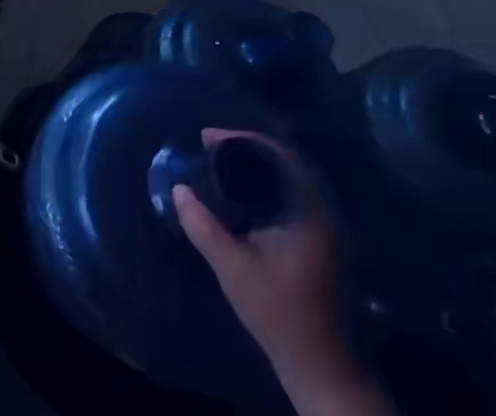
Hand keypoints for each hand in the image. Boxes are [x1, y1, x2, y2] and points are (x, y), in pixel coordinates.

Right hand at [175, 130, 390, 415]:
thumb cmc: (276, 310)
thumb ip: (203, 227)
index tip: (207, 136)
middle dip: (243, 148)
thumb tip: (179, 190)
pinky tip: (234, 190)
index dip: (241, 139)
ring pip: (282, 177)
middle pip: (281, 161)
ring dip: (250, 165)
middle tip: (208, 145)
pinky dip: (258, 183)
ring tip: (216, 160)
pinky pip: (283, 193)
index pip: (278, 155)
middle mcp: (316, 209)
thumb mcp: (233, 268)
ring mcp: (316, 223)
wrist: (312, 358)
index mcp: (307, 210)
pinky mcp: (309, 235)